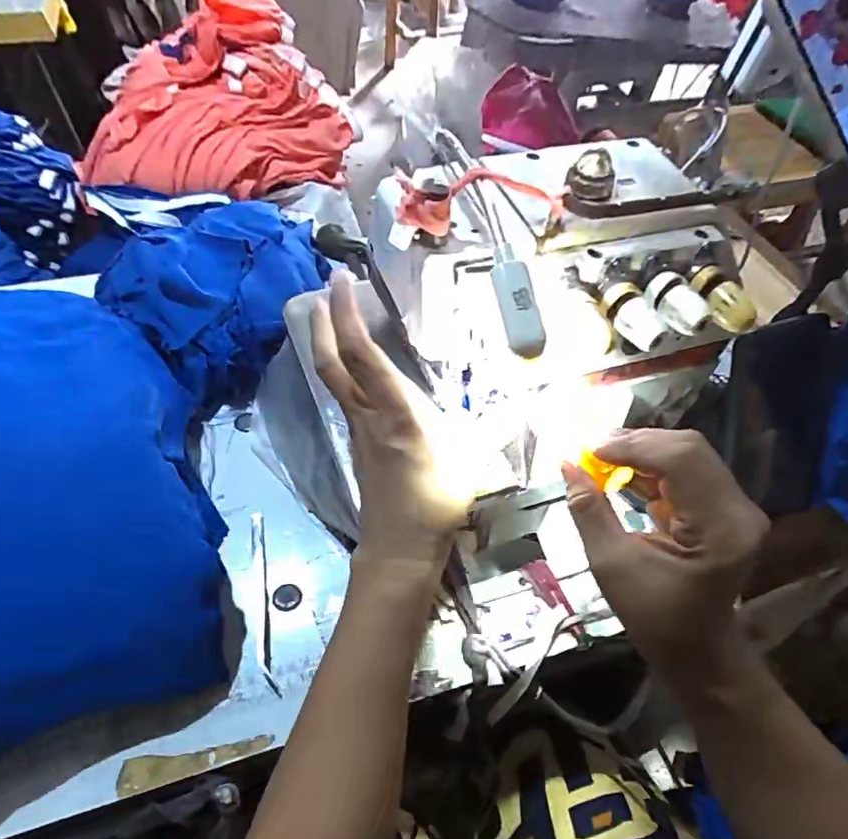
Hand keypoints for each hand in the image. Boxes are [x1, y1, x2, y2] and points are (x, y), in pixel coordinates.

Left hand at [311, 269, 470, 572]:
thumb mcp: (471, 462)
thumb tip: (526, 405)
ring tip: (332, 317)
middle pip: (332, 363)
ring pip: (333, 380)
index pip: (364, 356)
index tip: (340, 280)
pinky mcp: (358, 445)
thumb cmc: (437, 504)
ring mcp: (358, 432)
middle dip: (322, 322)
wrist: (399, 547)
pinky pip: (346, 397)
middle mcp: (368, 417)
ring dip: (327, 344)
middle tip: (321, 289)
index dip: (348, 316)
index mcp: (396, 415)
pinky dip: (343, 371)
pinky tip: (357, 367)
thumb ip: (490, 427)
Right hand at [561, 429, 769, 680]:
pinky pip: (690, 475)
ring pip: (690, 457)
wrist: (696, 650)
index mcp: (720, 528)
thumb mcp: (611, 565)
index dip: (633, 447)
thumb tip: (568, 466)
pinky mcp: (728, 510)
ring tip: (603, 459)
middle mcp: (740, 510)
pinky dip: (655, 470)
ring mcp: (738, 509)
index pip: (682, 461)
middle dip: (638, 444)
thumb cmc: (653, 616)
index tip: (589, 452)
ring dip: (645, 454)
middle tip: (593, 451)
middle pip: (689, 450)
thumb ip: (590, 511)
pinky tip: (625, 475)